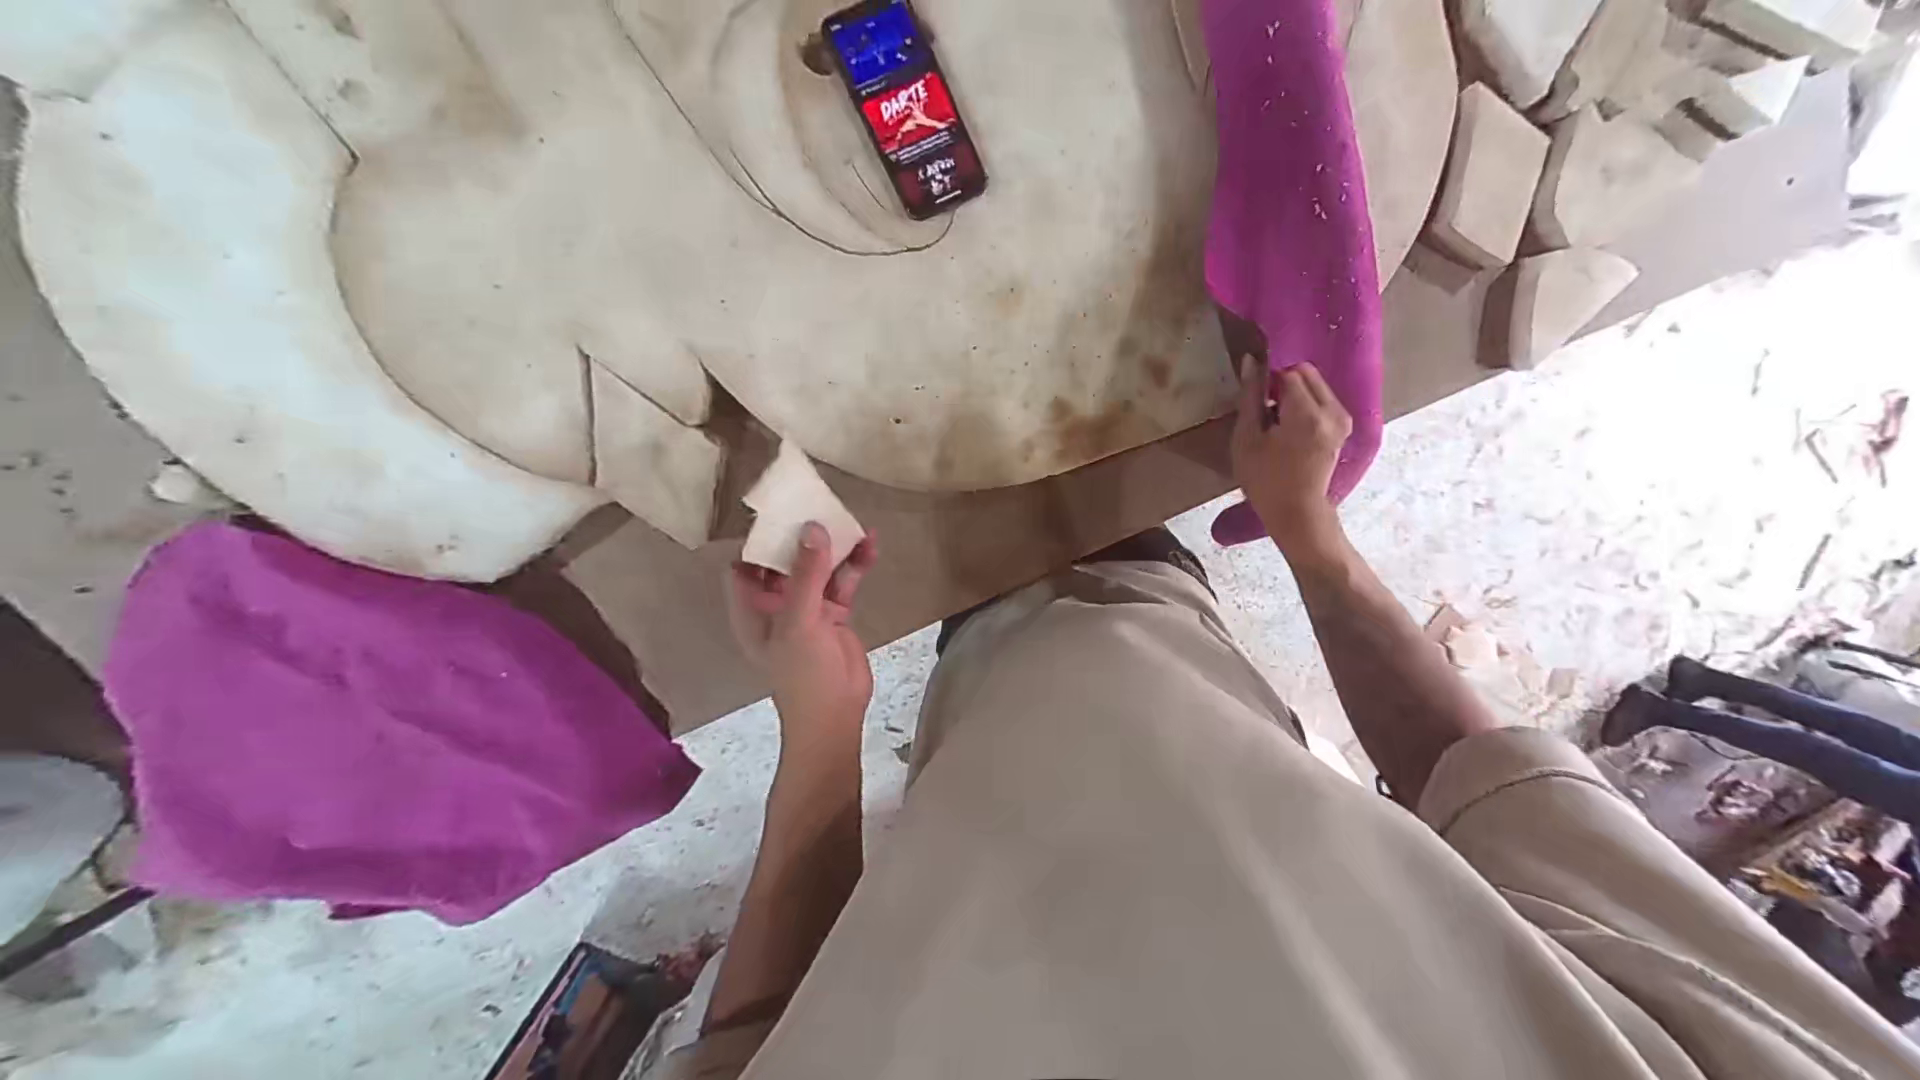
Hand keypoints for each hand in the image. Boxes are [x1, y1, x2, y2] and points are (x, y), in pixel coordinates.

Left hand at [727, 524, 877, 745]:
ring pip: (818, 568)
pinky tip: (870, 545)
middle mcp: (775, 604)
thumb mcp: (799, 621)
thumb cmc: (803, 673)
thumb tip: (813, 527)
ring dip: (834, 547)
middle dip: (802, 536)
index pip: (744, 565)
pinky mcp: (834, 613)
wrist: (835, 714)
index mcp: (751, 609)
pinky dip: (855, 564)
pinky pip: (842, 581)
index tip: (781, 512)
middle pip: (784, 560)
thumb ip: (806, 574)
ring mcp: (807, 608)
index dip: (757, 539)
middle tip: (821, 505)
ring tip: (852, 522)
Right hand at [1230, 357, 1351, 554]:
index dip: (1267, 383)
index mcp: (1307, 414)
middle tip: (1265, 413)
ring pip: (1316, 385)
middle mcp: (1332, 411)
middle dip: (1283, 384)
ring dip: (1294, 395)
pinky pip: (1323, 399)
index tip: (1255, 404)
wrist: (1295, 511)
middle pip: (1306, 373)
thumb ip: (1250, 397)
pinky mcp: (1344, 426)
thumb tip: (1251, 361)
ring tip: (1277, 425)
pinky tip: (1290, 430)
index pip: (1288, 374)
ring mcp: (1343, 419)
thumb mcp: (1247, 438)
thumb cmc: (1264, 478)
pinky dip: (1305, 405)